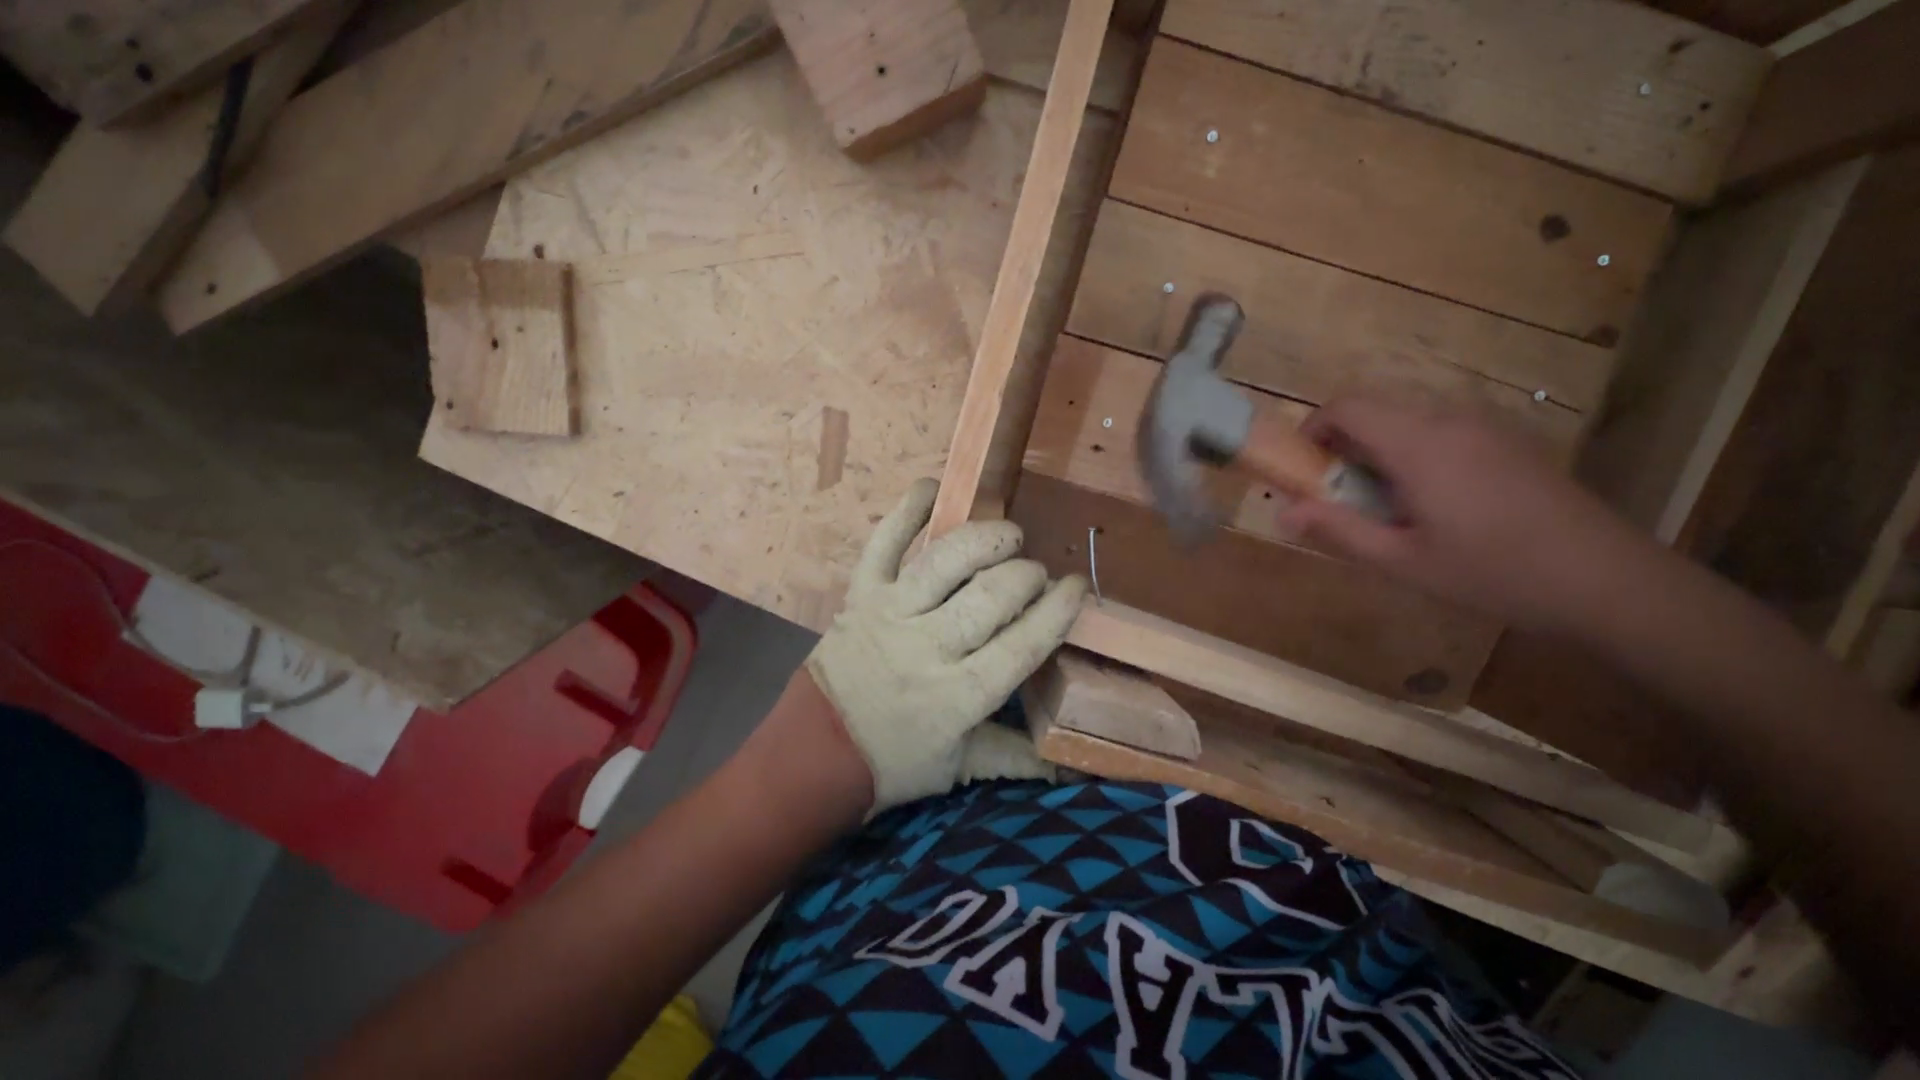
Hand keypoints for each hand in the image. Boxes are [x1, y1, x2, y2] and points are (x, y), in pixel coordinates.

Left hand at [805, 479, 1087, 811]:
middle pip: (993, 595)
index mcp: (961, 695)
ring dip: (985, 539)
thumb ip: (1018, 759)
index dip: (1058, 609)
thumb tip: (1074, 767)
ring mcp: (891, 614)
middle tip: (1034, 575)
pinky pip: (884, 543)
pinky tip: (932, 488)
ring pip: (947, 562)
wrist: (815, 753)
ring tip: (1007, 537)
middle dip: (1026, 575)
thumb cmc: (894, 762)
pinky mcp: (861, 594)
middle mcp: (929, 648)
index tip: (1075, 587)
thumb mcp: (959, 767)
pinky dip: (906, 511)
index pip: (1024, 643)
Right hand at [1275, 398, 1660, 633]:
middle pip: (1378, 412)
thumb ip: (1339, 531)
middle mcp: (1450, 421)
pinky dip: (1418, 457)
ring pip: (1412, 423)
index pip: (1347, 407)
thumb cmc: (1493, 572)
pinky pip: (1445, 434)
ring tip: (1387, 510)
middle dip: (1344, 447)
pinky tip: (1437, 508)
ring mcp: (1487, 429)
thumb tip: (1283, 513)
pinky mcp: (1511, 443)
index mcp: (1419, 444)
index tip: (1300, 469)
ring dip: (1381, 453)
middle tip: (1339, 500)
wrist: (1605, 579)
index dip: (1312, 429)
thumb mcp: (1404, 562)